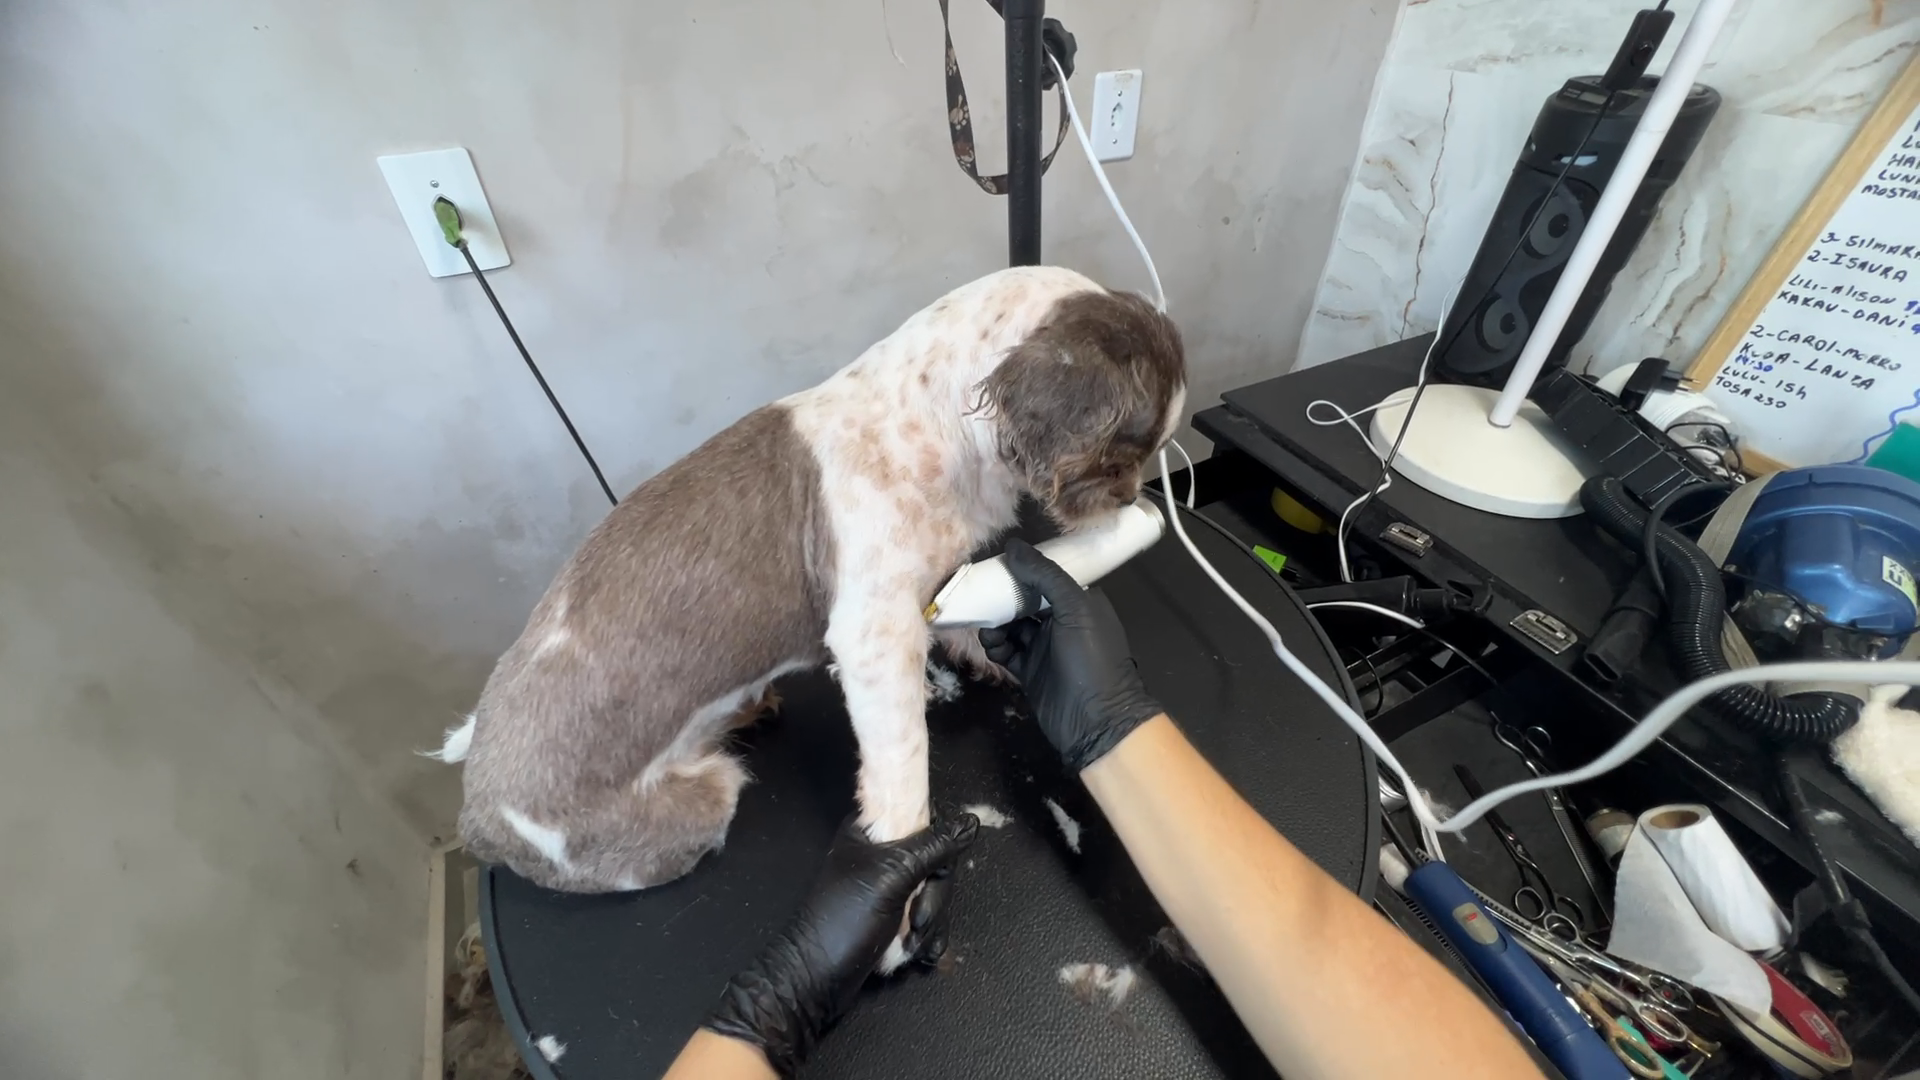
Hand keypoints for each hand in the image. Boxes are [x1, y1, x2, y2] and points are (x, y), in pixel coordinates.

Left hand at [704, 814, 978, 1075]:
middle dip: (933, 897)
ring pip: (934, 892)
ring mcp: (888, 886)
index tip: (936, 872)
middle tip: (917, 919)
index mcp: (873, 830)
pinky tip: (919, 952)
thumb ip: (935, 847)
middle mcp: (882, 853)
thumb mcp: (893, 875)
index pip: (924, 818)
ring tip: (912, 942)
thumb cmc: (845, 920)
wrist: (812, 982)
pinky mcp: (892, 915)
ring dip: (930, 922)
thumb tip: (971, 822)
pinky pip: (926, 916)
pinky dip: (927, 936)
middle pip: (936, 861)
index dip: (939, 845)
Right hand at [978, 539, 1165, 771]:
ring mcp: (1044, 646)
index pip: (1046, 575)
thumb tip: (1013, 546)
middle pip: (1024, 598)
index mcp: (1079, 601)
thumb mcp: (1074, 609)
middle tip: (979, 591)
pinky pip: (1006, 650)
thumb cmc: (1091, 658)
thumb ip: (1045, 576)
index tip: (995, 561)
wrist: (1096, 722)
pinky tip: (993, 644)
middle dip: (1002, 595)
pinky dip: (996, 645)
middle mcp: (1061, 620)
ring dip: (996, 622)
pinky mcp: (1029, 670)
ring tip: (987, 625)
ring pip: (1011, 624)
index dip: (1021, 567)